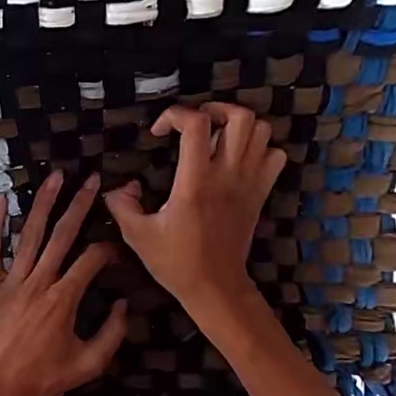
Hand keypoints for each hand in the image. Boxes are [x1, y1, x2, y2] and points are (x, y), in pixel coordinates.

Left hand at [0, 170, 127, 395]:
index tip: (113, 252)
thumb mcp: (88, 364)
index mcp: (64, 298)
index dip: (107, 250)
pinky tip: (0, 200)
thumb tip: (125, 306)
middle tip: (92, 180)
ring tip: (57, 177)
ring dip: (44, 203)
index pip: (91, 260)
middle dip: (80, 205)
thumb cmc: (42, 378)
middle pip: (63, 234)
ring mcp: (12, 280)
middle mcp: (40, 281)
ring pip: (30, 233)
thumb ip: (113, 335)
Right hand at [104, 103, 287, 308]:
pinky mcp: (260, 194)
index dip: (174, 114)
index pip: (196, 124)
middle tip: (195, 123)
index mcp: (194, 182)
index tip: (158, 132)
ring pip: (261, 131)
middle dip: (215, 108)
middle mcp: (227, 176)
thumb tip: (121, 186)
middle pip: (240, 117)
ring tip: (216, 136)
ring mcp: (249, 183)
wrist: (215, 287)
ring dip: (238, 125)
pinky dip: (260, 148)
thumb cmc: (175, 262)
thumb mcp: (137, 235)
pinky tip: (238, 159)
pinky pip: (274, 156)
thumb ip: (121, 205)